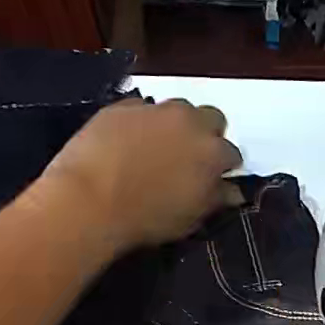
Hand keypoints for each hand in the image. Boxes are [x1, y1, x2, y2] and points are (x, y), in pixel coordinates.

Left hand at [38, 98, 244, 250]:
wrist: (90, 200)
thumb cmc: (148, 217)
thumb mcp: (191, 218)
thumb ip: (216, 199)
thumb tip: (234, 191)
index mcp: (212, 152)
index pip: (232, 154)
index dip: (224, 168)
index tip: (214, 180)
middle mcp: (189, 122)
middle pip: (211, 118)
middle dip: (206, 135)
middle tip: (190, 158)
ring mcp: (154, 110)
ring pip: (177, 109)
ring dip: (176, 125)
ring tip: (159, 148)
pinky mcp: (122, 106)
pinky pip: (141, 110)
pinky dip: (142, 123)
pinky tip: (129, 143)